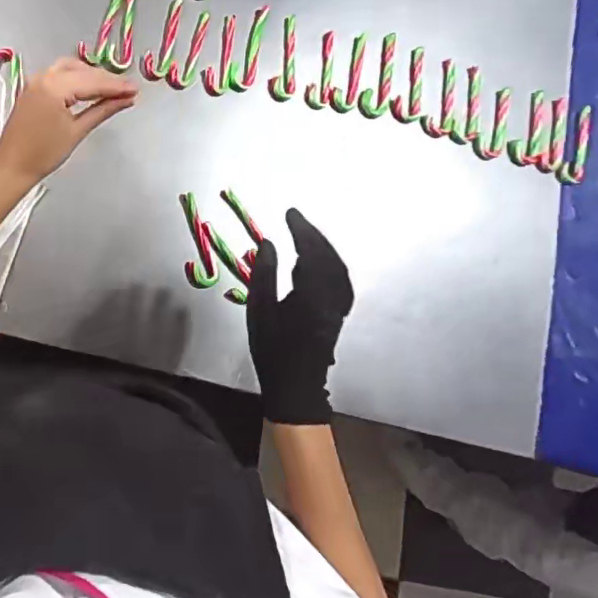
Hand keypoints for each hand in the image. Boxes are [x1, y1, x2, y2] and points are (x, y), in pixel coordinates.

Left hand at [0, 59, 137, 185]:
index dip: (116, 86)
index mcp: (53, 87)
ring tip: (111, 89)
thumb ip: (102, 110)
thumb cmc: (42, 154)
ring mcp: (35, 81)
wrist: (12, 167)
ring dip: (91, 76)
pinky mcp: (32, 89)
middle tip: (128, 90)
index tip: (135, 89)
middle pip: (82, 71)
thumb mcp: (77, 131)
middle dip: (105, 80)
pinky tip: (89, 89)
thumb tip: (125, 99)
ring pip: (70, 69)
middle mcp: (43, 78)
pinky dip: (76, 79)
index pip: (92, 81)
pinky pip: (58, 75)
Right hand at [247, 209, 353, 424]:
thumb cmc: (272, 350)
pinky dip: (329, 262)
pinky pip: (339, 278)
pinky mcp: (339, 311)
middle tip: (297, 219)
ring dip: (323, 246)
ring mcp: (339, 305)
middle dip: (313, 234)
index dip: (301, 230)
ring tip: (305, 235)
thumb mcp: (259, 311)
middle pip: (328, 256)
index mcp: (310, 295)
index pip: (310, 252)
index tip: (290, 213)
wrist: (295, 384)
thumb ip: (264, 275)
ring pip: (337, 266)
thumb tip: (269, 243)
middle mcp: (331, 296)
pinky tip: (316, 261)